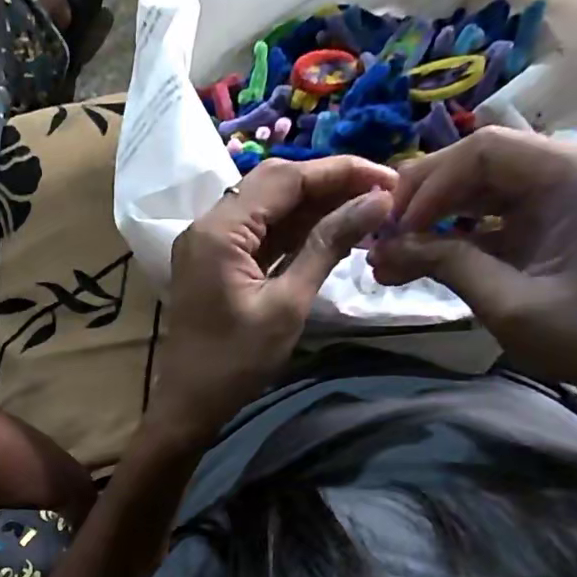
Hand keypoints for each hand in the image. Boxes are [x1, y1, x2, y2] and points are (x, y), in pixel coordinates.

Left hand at [150, 157, 395, 439]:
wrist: (188, 405)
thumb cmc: (235, 363)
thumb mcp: (287, 304)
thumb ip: (327, 246)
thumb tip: (376, 201)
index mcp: (219, 231)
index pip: (284, 179)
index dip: (339, 171)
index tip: (388, 178)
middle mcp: (207, 226)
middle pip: (274, 186)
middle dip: (329, 185)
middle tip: (382, 194)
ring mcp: (208, 244)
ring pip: (267, 208)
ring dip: (314, 206)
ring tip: (367, 211)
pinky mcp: (214, 263)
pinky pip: (258, 234)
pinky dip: (293, 231)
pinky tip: (332, 232)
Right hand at [368, 128, 576, 413]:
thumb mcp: (511, 305)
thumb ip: (447, 264)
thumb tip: (382, 249)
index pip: (487, 150)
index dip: (430, 184)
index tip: (394, 230)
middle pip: (487, 162)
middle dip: (428, 199)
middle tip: (384, 238)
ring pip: (492, 187)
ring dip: (440, 218)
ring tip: (394, 255)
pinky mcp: (573, 218)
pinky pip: (508, 212)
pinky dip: (466, 233)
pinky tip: (428, 257)